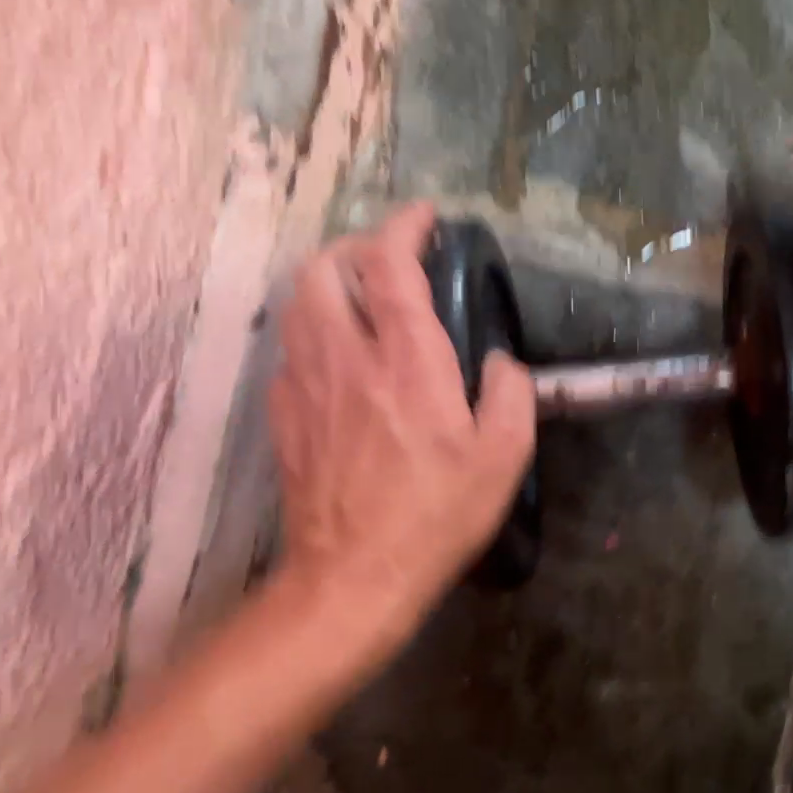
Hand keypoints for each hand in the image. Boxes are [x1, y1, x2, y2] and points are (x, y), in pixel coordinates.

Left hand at [268, 202, 534, 637]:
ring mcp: (303, 385)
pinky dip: (316, 332)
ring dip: (329, 284)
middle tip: (390, 262)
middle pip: (321, 268)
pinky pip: (292, 349)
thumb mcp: (504, 456)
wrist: (353, 575)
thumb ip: (511, 393)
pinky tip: (344, 361)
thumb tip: (497, 361)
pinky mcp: (282, 415)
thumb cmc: (438, 513)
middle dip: (354, 248)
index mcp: (407, 362)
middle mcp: (346, 358)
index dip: (404, 227)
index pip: (389, 266)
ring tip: (364, 301)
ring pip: (297, 303)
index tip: (425, 217)